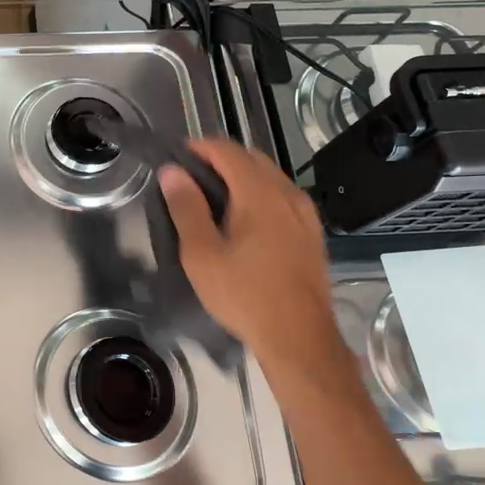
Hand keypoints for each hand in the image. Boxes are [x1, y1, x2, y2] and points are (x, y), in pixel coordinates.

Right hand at [158, 138, 340, 370]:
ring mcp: (305, 214)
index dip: (199, 147)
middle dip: (220, 159)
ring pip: (271, 177)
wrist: (299, 336)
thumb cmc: (244, 295)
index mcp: (259, 193)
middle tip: (190, 178)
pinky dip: (260, 195)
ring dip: (242, 176)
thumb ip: (186, 208)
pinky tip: (246, 220)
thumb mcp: (201, 254)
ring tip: (214, 197)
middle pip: (252, 159)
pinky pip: (283, 198)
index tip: (176, 158)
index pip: (228, 151)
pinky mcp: (313, 233)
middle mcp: (287, 194)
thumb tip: (172, 171)